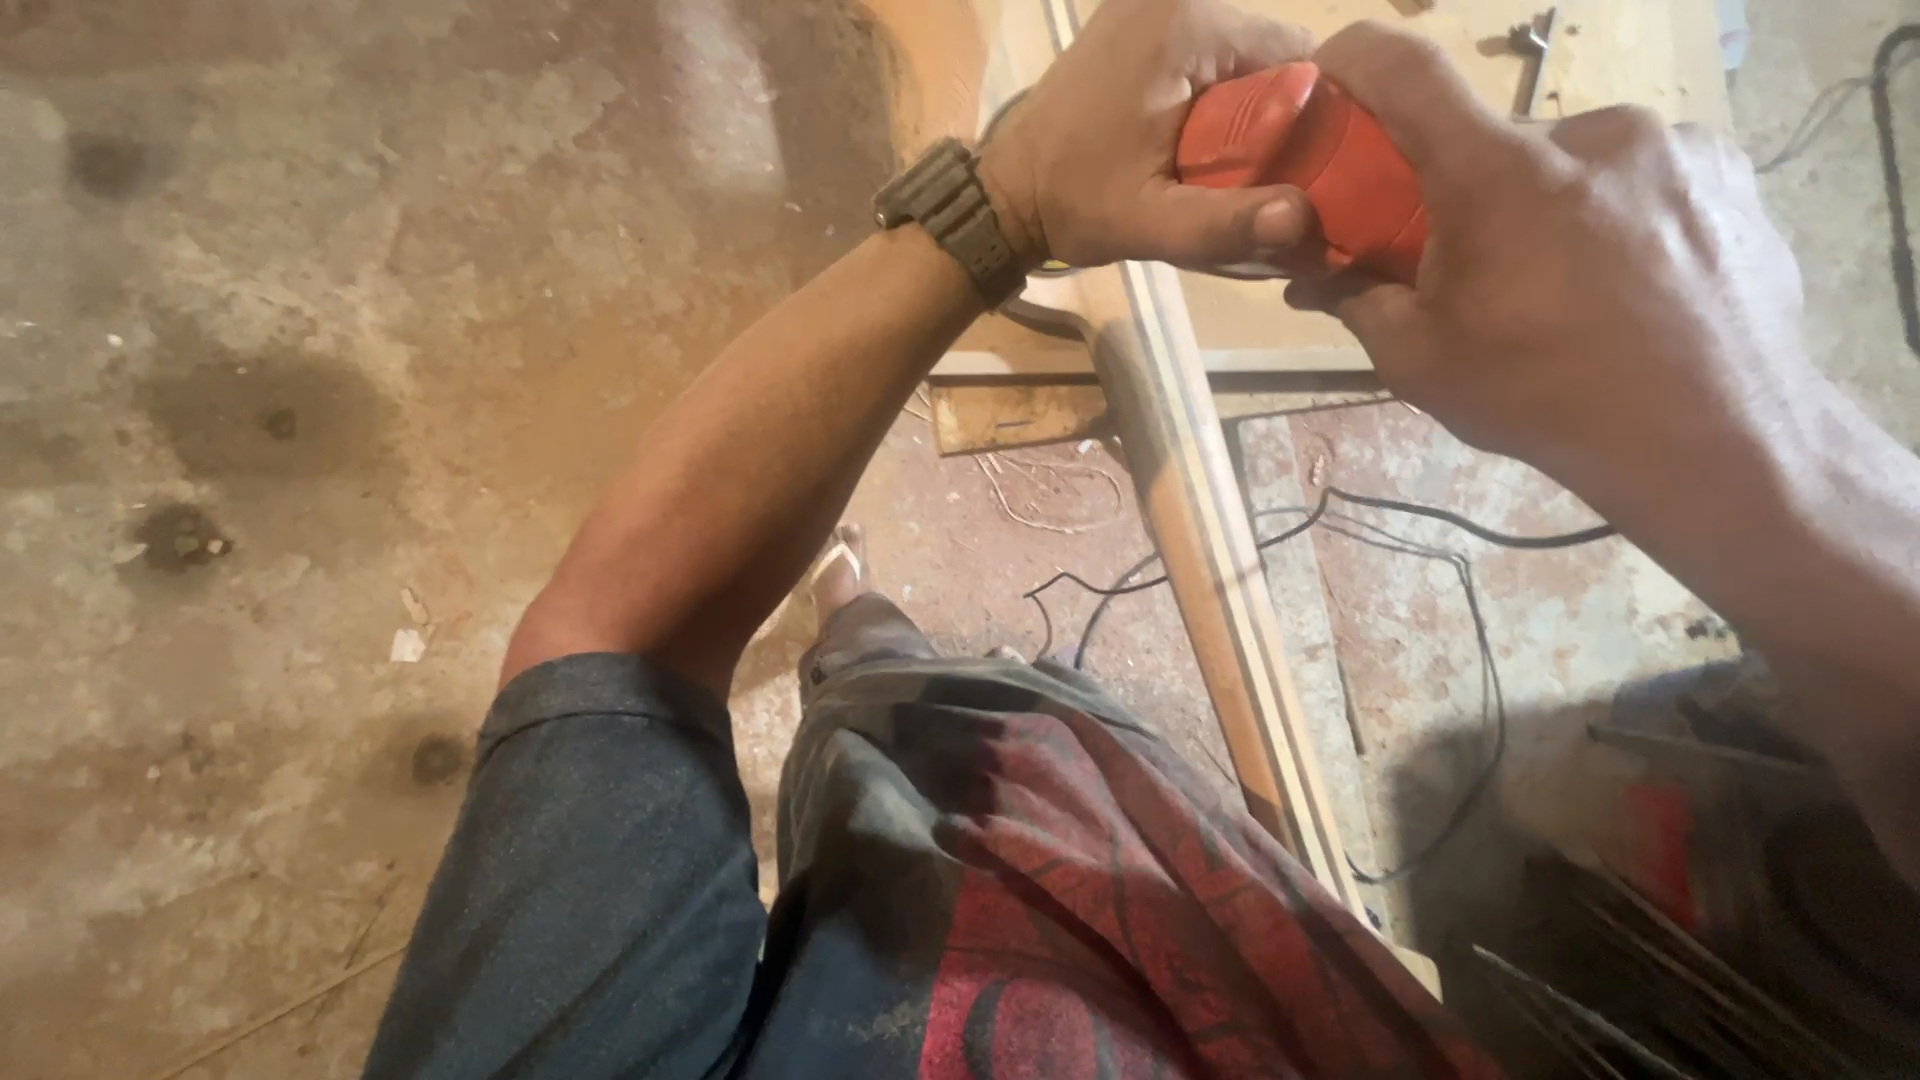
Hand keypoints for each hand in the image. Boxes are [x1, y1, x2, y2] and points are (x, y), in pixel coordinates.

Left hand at [976, 0, 1316, 269]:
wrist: (1004, 195)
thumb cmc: (1073, 205)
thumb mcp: (1151, 223)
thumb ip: (1224, 223)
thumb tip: (1301, 218)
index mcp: (1188, 23)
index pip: (1292, 57)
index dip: (1296, 121)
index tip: (1271, 172)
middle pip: (1259, 56)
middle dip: (1258, 118)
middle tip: (1225, 178)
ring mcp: (1142, 5)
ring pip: (1227, 57)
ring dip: (1226, 111)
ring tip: (1194, 165)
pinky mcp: (1124, 24)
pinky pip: (1191, 55)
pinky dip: (1195, 96)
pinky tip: (1172, 140)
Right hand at [1291, 22, 1813, 499]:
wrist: (1709, 433)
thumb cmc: (1537, 394)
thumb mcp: (1417, 359)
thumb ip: (1358, 299)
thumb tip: (1314, 275)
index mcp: (1497, 178)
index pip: (1411, 76)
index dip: (1358, 59)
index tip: (1329, 71)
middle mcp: (1586, 135)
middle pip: (1492, 143)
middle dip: (1460, 195)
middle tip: (1461, 266)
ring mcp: (1669, 145)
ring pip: (1567, 164)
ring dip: (1537, 209)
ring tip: (1549, 288)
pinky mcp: (1725, 169)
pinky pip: (1635, 177)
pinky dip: (1604, 215)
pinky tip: (1615, 281)